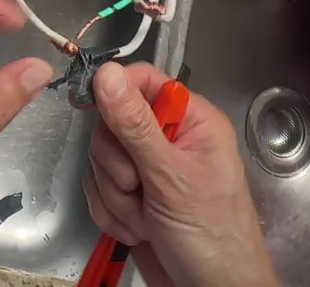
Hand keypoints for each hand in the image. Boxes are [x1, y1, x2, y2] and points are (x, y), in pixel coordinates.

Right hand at [83, 62, 276, 286]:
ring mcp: (147, 168)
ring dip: (117, 195)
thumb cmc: (211, 237)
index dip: (115, 94)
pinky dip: (111, 213)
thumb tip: (107, 72)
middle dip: (117, 164)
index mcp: (190, 119)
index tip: (99, 114)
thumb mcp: (171, 177)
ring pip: (101, 158)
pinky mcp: (131, 196)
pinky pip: (98, 188)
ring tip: (145, 218)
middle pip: (112, 122)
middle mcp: (167, 137)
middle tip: (138, 187)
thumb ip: (135, 125)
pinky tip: (137, 230)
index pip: (141, 81)